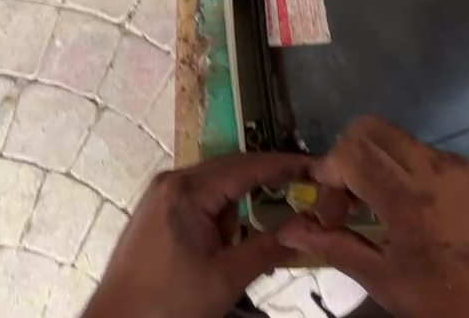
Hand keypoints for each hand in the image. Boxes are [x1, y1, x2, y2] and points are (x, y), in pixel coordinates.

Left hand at [83, 151, 313, 317]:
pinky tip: (232, 236)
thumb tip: (305, 228)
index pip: (245, 167)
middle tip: (301, 186)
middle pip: (230, 169)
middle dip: (264, 180)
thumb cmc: (169, 303)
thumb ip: (266, 248)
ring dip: (240, 201)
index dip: (281, 164)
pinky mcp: (156, 209)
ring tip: (266, 222)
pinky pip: (199, 197)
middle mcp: (173, 180)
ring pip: (215, 184)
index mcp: (188, 190)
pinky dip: (221, 212)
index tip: (312, 164)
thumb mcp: (225, 279)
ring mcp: (162, 192)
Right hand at [276, 116, 468, 317]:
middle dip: (346, 154)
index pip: (351, 152)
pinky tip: (404, 205)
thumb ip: (335, 246)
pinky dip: (401, 166)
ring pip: (394, 137)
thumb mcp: (386, 282)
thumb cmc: (448, 305)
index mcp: (409, 199)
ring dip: (373, 159)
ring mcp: (454, 165)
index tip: (325, 202)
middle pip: (369, 129)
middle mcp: (432, 169)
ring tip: (372, 203)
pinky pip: (421, 151)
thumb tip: (289, 230)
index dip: (328, 170)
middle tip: (345, 196)